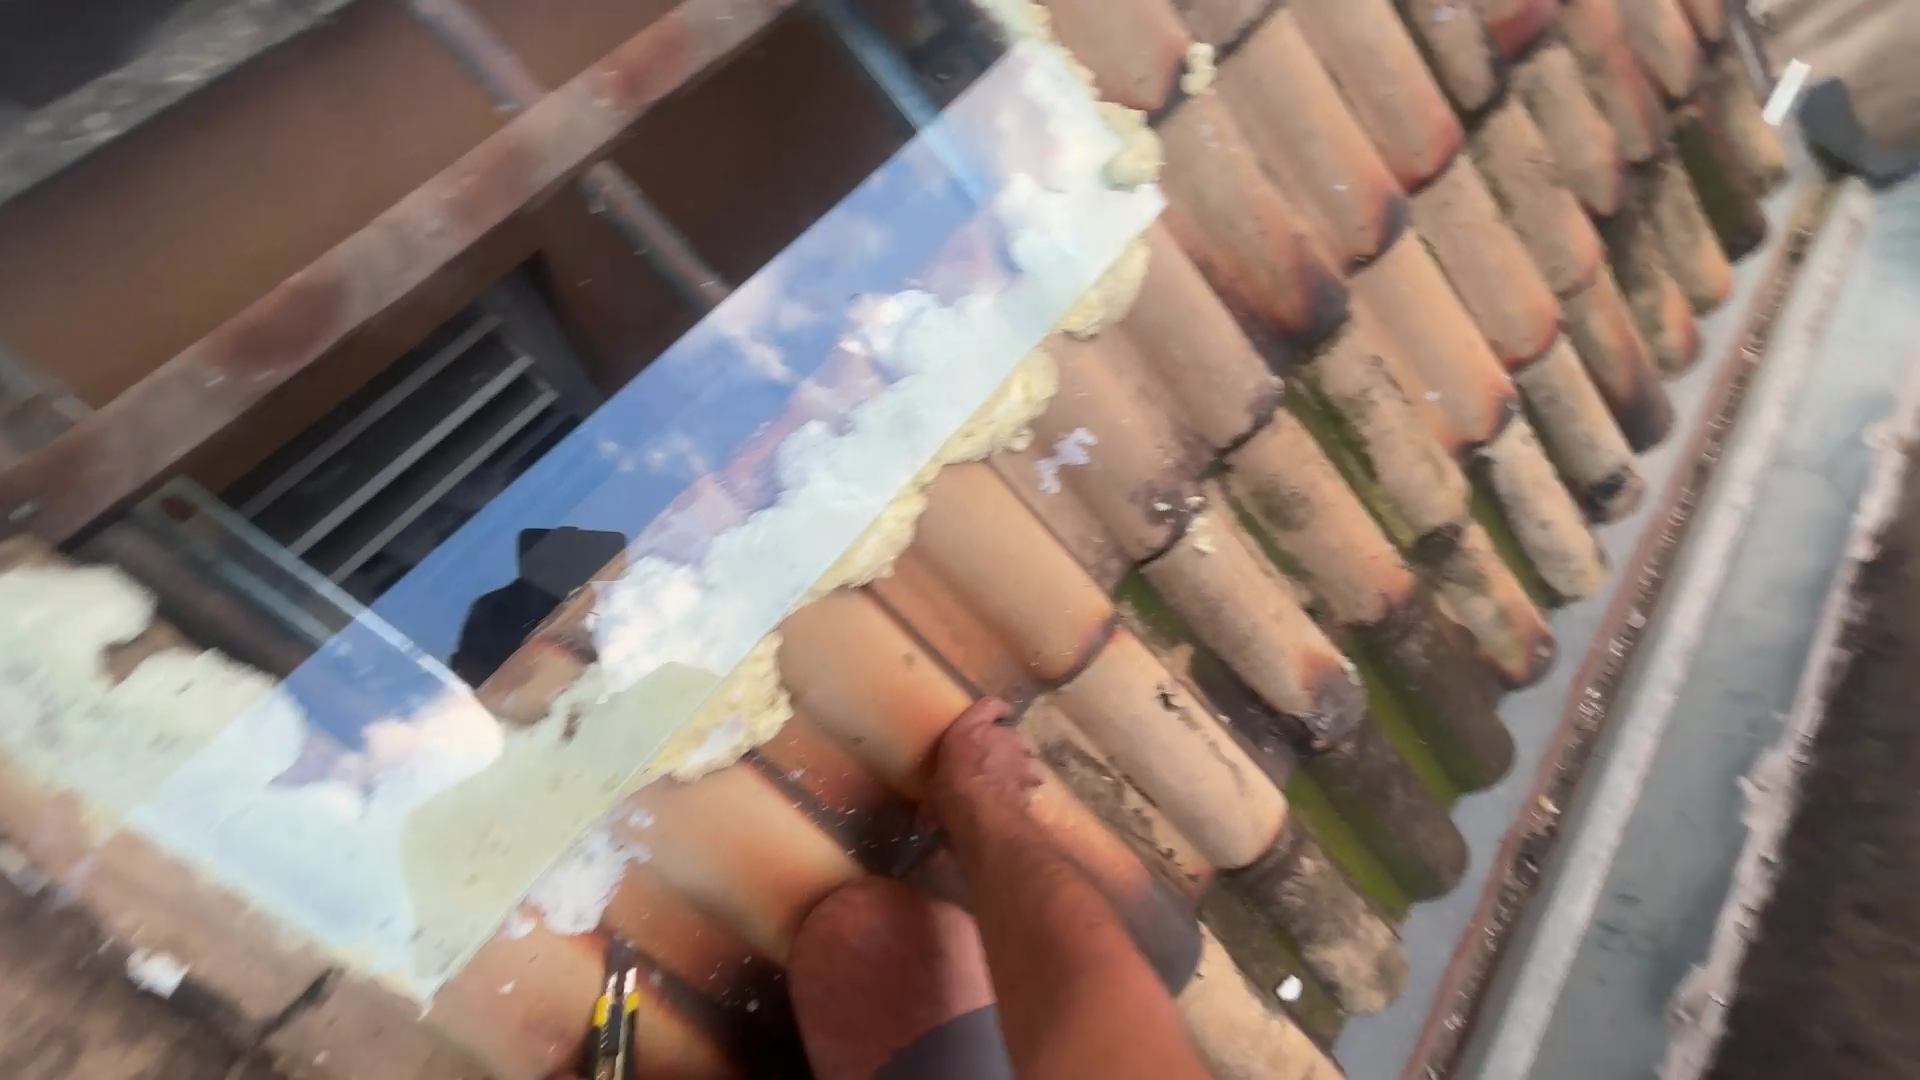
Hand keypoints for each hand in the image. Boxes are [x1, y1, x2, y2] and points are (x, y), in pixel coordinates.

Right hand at [925, 698, 1041, 836]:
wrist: (984, 813)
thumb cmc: (951, 791)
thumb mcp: (935, 789)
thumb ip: (938, 793)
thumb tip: (924, 821)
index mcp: (970, 729)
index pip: (989, 705)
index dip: (996, 709)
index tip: (1000, 712)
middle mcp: (999, 735)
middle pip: (1008, 733)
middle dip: (1003, 745)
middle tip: (993, 761)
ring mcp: (1019, 755)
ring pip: (1023, 754)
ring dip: (1017, 764)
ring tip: (1006, 781)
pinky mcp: (1032, 777)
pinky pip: (1031, 778)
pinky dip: (1027, 785)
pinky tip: (1018, 798)